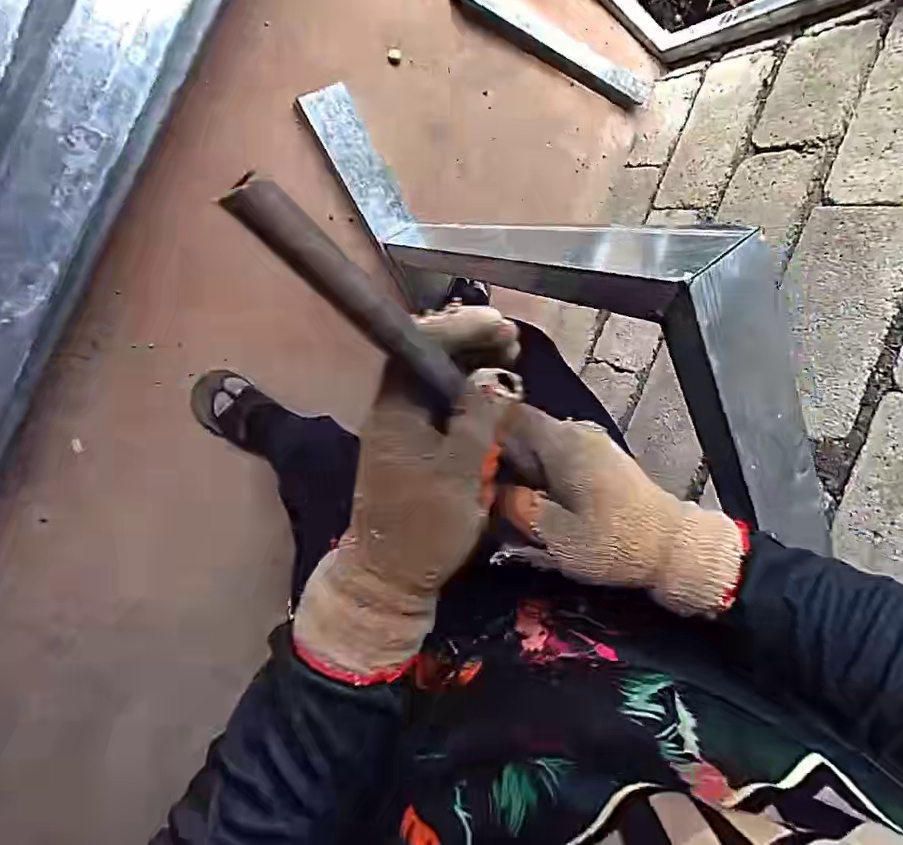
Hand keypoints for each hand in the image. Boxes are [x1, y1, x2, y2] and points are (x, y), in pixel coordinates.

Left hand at [293, 306, 522, 682]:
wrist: (392, 577)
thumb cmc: (424, 528)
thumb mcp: (459, 475)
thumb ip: (479, 420)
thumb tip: (498, 377)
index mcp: (395, 410)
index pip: (420, 347)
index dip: (458, 328)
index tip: (496, 325)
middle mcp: (395, 407)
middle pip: (430, 355)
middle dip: (470, 340)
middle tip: (510, 339)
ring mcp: (406, 423)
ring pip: (439, 375)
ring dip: (473, 361)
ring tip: (510, 354)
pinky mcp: (419, 439)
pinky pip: (444, 400)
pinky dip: (471, 389)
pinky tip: (496, 388)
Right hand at [501, 407, 747, 617]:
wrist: (673, 548)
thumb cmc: (614, 541)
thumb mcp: (556, 534)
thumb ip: (518, 508)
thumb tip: (494, 493)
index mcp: (562, 442)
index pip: (512, 415)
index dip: (484, 430)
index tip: (466, 457)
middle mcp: (575, 434)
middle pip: (523, 432)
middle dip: (500, 457)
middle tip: (482, 489)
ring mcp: (590, 447)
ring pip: (540, 448)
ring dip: (521, 470)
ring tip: (505, 500)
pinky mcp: (600, 464)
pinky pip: (558, 460)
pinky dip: (541, 476)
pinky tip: (536, 503)